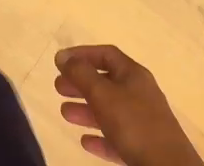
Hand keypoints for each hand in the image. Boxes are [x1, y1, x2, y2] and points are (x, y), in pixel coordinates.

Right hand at [55, 45, 203, 165]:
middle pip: (106, 82)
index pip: (106, 54)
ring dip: (86, 110)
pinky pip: (117, 137)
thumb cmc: (134, 125)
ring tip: (65, 113)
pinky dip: (100, 136)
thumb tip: (62, 56)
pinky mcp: (145, 148)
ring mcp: (144, 122)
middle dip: (80, 84)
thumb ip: (81, 73)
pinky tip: (86, 142)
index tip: (60, 62)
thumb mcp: (103, 94)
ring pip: (110, 110)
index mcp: (134, 76)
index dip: (82, 54)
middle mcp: (140, 95)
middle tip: (58, 88)